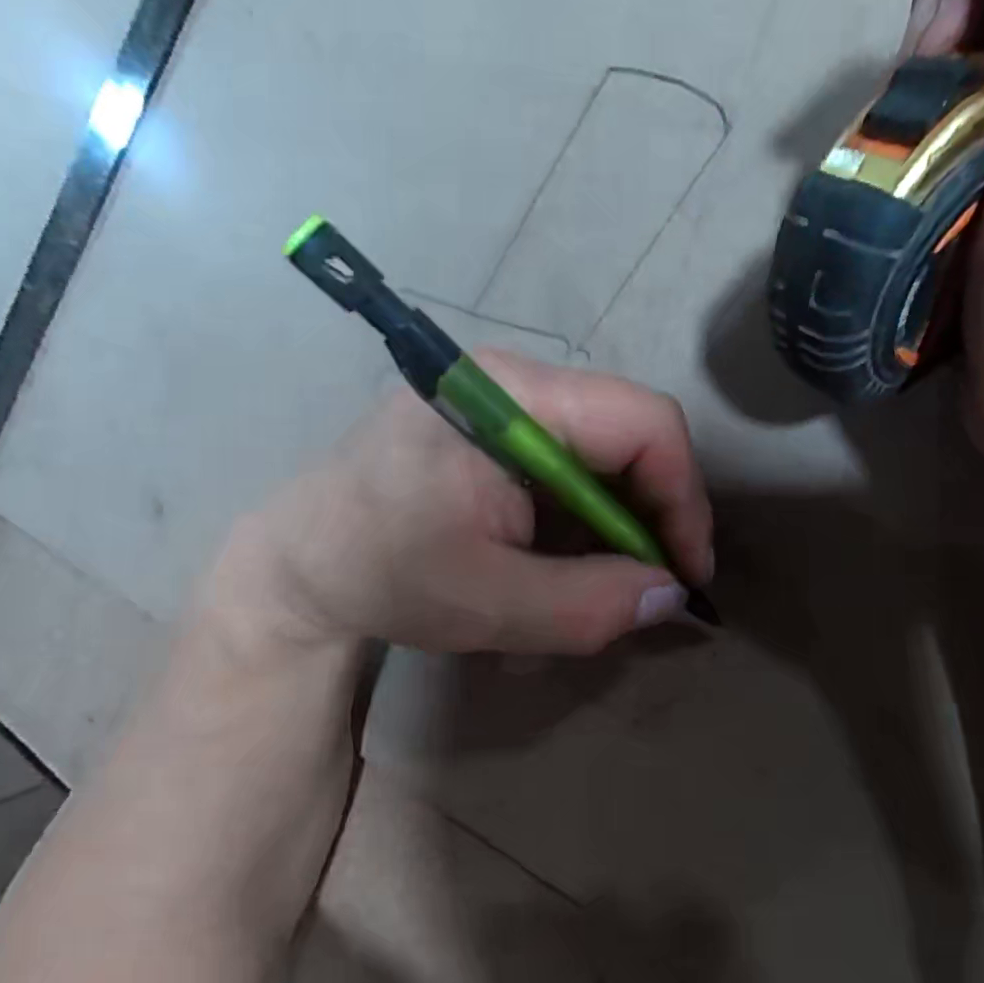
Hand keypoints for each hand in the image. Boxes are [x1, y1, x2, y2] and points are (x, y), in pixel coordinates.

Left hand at [204, 350, 714, 656]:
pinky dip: (580, 510)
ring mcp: (497, 397)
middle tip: (651, 581)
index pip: (641, 420)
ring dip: (615, 516)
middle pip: (624, 429)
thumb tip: (672, 593)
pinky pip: (564, 457)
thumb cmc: (382, 573)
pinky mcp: (488, 423)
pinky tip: (561, 556)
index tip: (685, 570)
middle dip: (650, 510)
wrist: (298, 561)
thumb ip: (592, 603)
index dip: (681, 494)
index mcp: (510, 397)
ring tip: (603, 578)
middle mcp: (510, 378)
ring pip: (598, 447)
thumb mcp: (491, 604)